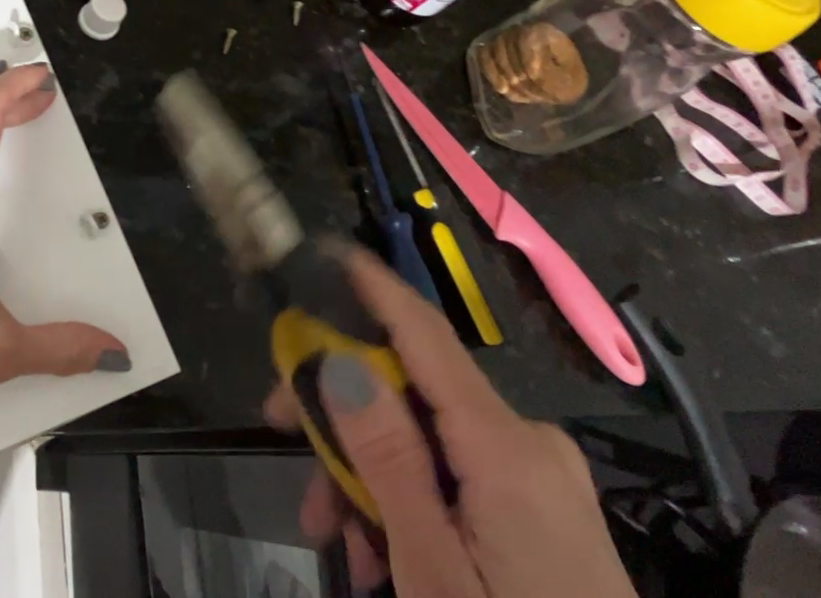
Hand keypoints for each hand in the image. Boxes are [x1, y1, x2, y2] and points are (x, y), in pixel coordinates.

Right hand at [265, 246, 635, 597]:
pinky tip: (382, 552)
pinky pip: (456, 476)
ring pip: (427, 441)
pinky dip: (409, 499)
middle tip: (280, 440)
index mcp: (505, 449)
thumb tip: (340, 364)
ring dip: (369, 475)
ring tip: (337, 542)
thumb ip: (386, 460)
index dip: (373, 289)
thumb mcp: (432, 567)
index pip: (425, 338)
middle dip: (342, 416)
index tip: (327, 253)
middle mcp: (527, 443)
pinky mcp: (540, 506)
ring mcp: (538, 476)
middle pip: (413, 394)